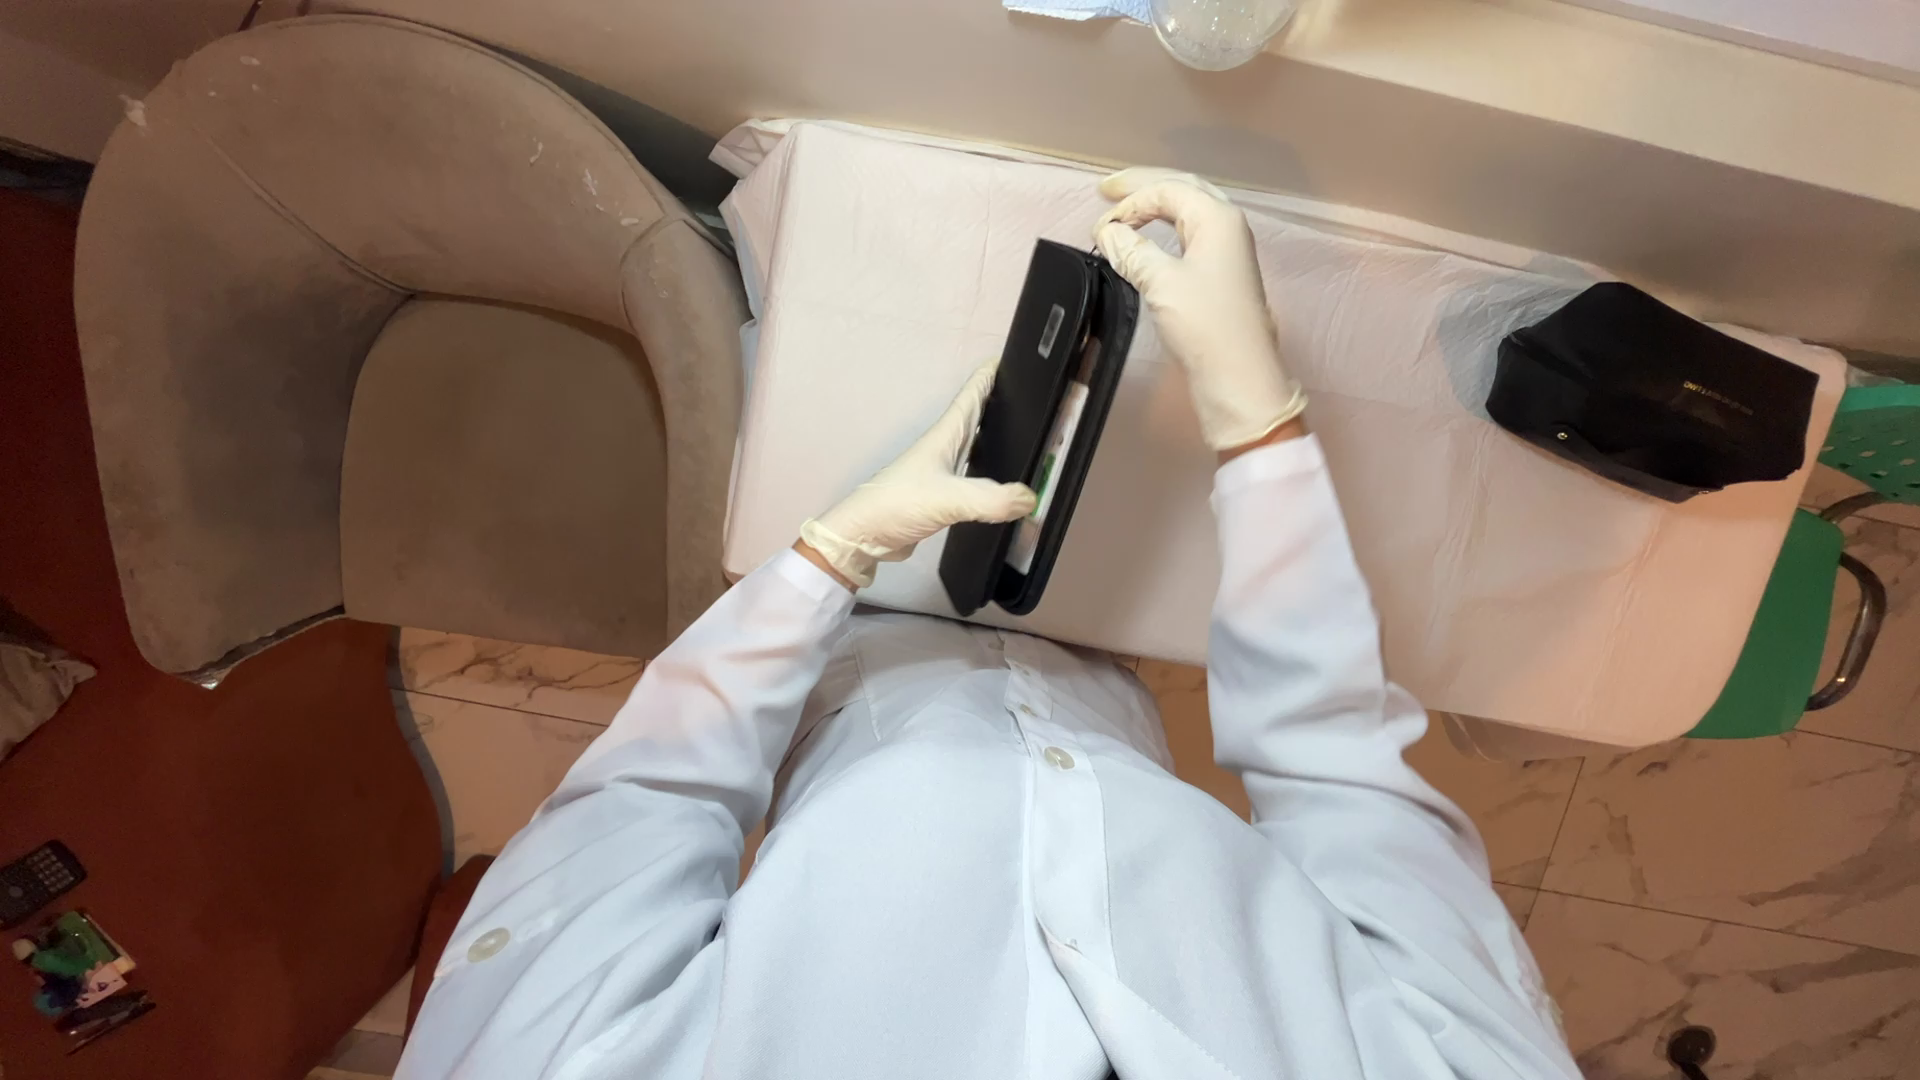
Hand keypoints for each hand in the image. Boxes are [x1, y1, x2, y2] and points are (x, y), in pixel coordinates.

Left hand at [799, 361, 1036, 588]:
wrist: (864, 537)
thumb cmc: (898, 504)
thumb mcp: (948, 498)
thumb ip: (991, 499)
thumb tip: (1030, 498)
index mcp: (945, 436)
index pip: (972, 396)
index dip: (991, 376)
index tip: (1015, 360)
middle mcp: (944, 447)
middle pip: (977, 418)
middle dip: (1002, 406)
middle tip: (1033, 404)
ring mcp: (941, 471)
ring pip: (976, 447)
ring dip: (997, 441)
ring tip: (1026, 441)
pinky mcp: (940, 495)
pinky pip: (973, 476)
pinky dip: (991, 475)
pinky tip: (1004, 486)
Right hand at [1093, 167, 1306, 451]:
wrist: (1237, 375)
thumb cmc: (1204, 324)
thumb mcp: (1162, 283)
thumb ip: (1133, 252)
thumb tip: (1108, 234)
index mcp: (1216, 218)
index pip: (1167, 191)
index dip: (1129, 202)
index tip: (1098, 228)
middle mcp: (1225, 226)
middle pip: (1181, 190)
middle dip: (1143, 187)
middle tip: (1107, 189)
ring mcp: (1225, 251)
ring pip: (1187, 212)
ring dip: (1155, 206)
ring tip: (1125, 209)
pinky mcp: (1219, 276)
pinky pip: (1188, 237)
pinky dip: (1164, 230)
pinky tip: (1150, 240)